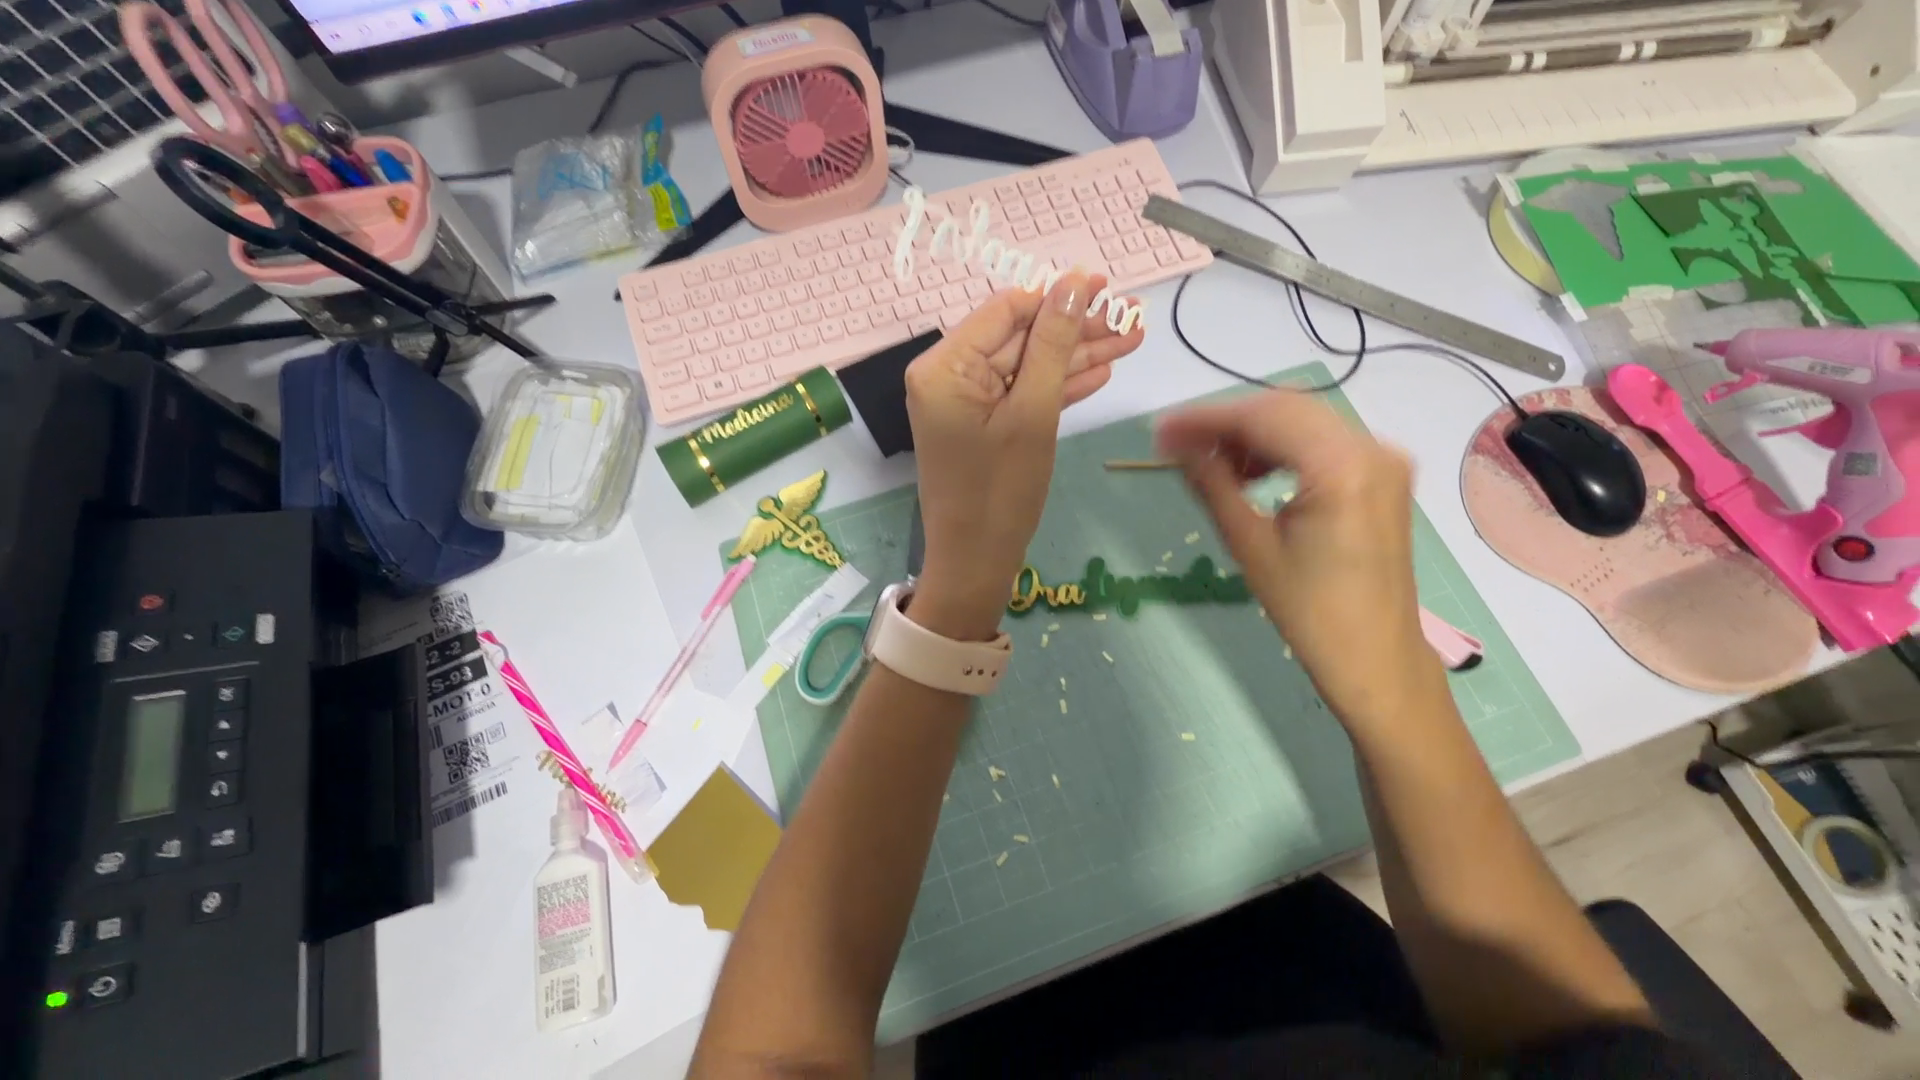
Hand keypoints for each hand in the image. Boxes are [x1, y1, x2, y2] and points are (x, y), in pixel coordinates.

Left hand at [906, 271, 1143, 639]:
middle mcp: (948, 376)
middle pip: (1021, 337)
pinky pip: (1023, 394)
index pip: (1007, 311)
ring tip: (1132, 340)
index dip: (1058, 297)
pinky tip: (1101, 371)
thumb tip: (1073, 283)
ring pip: (1028, 366)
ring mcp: (965, 402)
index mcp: (945, 366)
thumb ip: (1054, 344)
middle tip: (1132, 319)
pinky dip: (1059, 386)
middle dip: (1076, 330)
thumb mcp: (1034, 412)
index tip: (1106, 287)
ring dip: (1077, 356)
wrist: (977, 562)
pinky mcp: (982, 425)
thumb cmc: (1002, 490)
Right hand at [1155, 391, 1442, 723]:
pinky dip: (1282, 448)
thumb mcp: (1251, 546)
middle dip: (1226, 422)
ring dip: (1253, 434)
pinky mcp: (1382, 475)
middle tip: (1176, 445)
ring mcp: (1382, 458)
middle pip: (1285, 409)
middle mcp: (1371, 447)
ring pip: (1303, 420)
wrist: (1376, 657)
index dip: (1206, 419)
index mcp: (1341, 466)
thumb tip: (1178, 446)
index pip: (1263, 417)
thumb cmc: (1310, 612)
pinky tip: (1250, 473)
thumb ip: (1213, 484)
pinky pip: (1323, 441)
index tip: (1160, 431)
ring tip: (1210, 466)